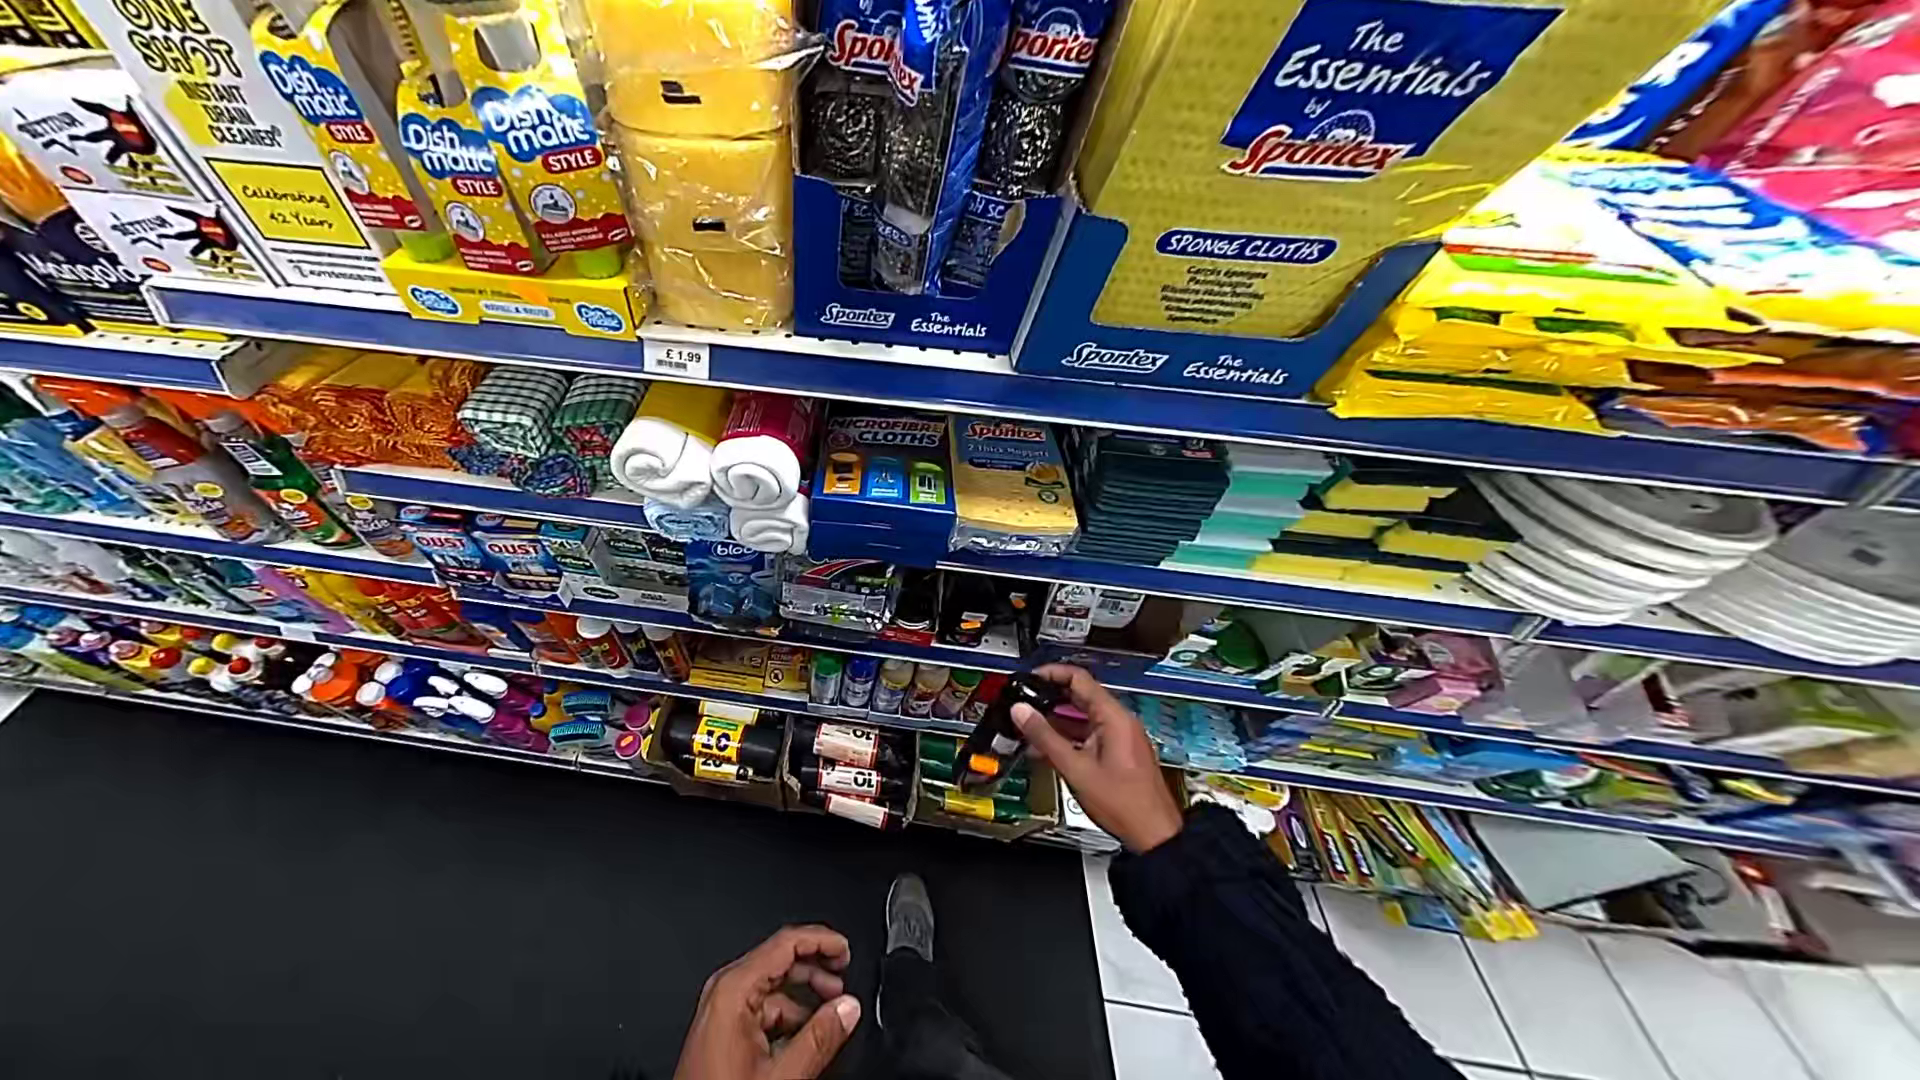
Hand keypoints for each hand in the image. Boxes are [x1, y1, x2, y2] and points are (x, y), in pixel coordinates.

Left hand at [673, 925, 861, 1079]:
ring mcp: (720, 1010)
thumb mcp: (780, 1078)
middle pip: (780, 958)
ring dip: (805, 991)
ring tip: (830, 1008)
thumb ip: (820, 1038)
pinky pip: (762, 1006)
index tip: (845, 951)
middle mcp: (724, 992)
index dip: (822, 941)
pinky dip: (788, 1012)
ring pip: (773, 983)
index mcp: (734, 990)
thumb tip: (848, 1008)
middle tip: (843, 976)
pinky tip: (806, 1033)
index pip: (787, 942)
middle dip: (816, 967)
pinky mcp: (721, 1030)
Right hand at [1013, 664, 1183, 853]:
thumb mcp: (1075, 768)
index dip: (1051, 674)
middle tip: (1025, 703)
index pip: (1078, 678)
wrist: (1154, 835)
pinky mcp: (1119, 751)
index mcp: (1113, 717)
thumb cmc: (1125, 804)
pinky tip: (1050, 748)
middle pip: (1080, 695)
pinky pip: (1089, 733)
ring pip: (1083, 716)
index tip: (1030, 679)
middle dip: (1050, 698)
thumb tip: (1022, 712)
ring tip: (1031, 728)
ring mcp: (1120, 736)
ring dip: (1057, 720)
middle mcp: (1120, 721)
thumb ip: (1045, 737)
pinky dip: (1069, 736)